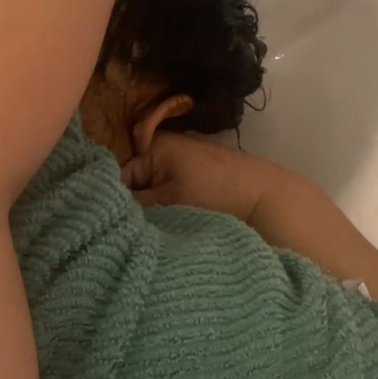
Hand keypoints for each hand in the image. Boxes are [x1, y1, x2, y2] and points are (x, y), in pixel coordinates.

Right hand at [121, 131, 290, 220]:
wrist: (266, 198)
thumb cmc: (214, 193)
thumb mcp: (169, 201)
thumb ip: (137, 204)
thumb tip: (111, 212)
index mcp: (155, 146)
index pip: (120, 175)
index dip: (117, 200)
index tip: (115, 226)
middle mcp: (166, 149)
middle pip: (137, 182)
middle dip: (135, 206)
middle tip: (134, 232)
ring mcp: (184, 162)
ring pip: (155, 190)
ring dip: (154, 209)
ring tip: (155, 231)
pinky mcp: (199, 178)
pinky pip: (173, 192)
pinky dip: (171, 208)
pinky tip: (174, 225)